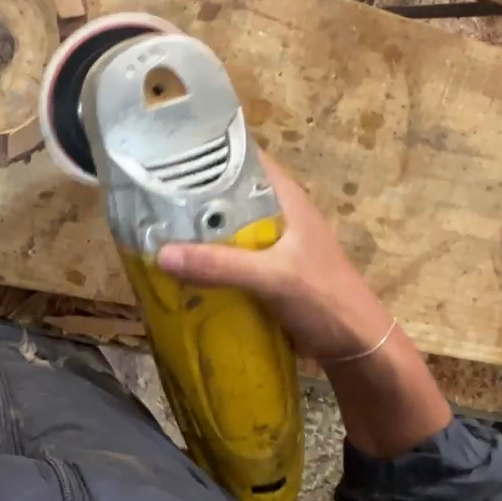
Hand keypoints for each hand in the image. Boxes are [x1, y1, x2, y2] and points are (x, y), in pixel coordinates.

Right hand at [156, 151, 393, 362]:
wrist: (356, 349)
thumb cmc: (326, 300)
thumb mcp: (273, 277)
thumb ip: (219, 265)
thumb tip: (161, 254)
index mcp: (286, 198)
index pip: (242, 157)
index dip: (206, 151)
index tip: (164, 154)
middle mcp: (276, 214)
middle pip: (226, 193)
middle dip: (189, 194)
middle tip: (144, 194)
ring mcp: (269, 244)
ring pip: (223, 226)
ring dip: (193, 230)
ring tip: (150, 227)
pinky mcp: (263, 271)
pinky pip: (224, 256)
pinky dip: (202, 258)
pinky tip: (175, 265)